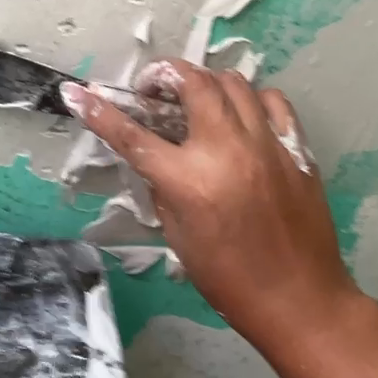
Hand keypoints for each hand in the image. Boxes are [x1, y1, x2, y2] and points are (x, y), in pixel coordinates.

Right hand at [61, 60, 358, 352]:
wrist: (300, 302)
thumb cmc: (229, 279)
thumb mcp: (178, 235)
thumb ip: (162, 186)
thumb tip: (155, 156)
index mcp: (188, 181)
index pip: (133, 135)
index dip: (99, 111)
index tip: (77, 92)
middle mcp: (226, 151)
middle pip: (192, 83)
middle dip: (164, 75)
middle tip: (154, 90)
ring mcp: (266, 145)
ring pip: (233, 82)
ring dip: (206, 82)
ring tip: (197, 100)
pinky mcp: (296, 149)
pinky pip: (272, 101)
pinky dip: (251, 99)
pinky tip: (242, 116)